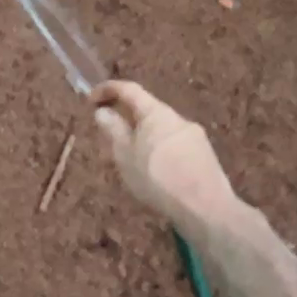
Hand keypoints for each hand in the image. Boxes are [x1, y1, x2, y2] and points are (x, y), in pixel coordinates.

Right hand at [91, 81, 239, 223]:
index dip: (107, 89)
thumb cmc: (157, 178)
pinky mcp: (203, 154)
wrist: (205, 208)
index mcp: (156, 113)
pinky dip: (156, 147)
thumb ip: (113, 130)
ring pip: (160, 127)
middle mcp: (177, 118)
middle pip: (147, 108)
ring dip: (141, 134)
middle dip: (125, 115)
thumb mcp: (125, 155)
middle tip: (108, 132)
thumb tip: (103, 111)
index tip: (90, 100)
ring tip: (129, 157)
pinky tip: (153, 170)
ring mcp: (194, 136)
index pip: (129, 89)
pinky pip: (172, 142)